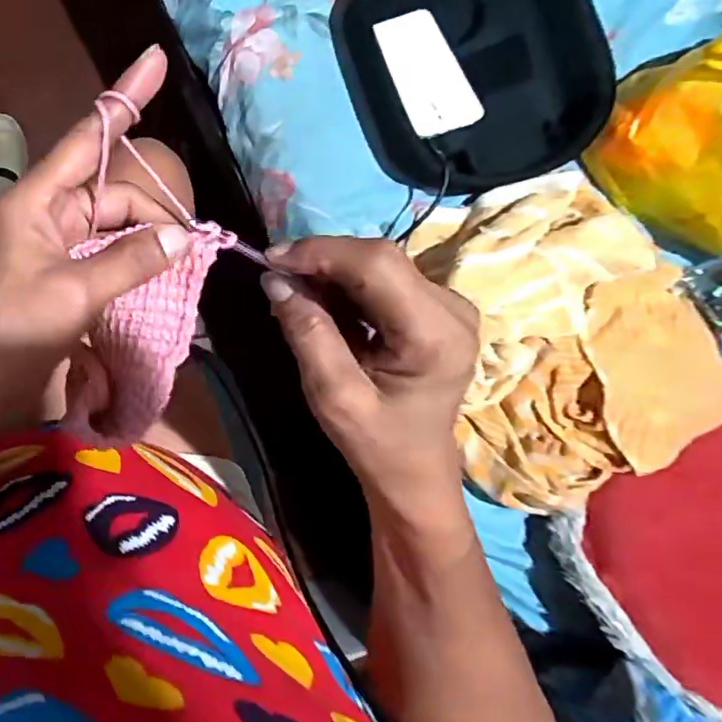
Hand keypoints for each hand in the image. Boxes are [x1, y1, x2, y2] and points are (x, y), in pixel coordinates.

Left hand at [0, 46, 192, 402]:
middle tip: (190, 235)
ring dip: (146, 229)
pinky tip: (161, 258)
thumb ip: (131, 259)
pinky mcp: (63, 264)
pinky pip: (107, 241)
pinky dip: (134, 248)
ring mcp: (53, 238)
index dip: (122, 99)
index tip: (155, 58)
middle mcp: (44, 210)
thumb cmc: (18, 331)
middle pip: (108, 184)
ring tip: (182, 251)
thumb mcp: (77, 293)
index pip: (84, 137)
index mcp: (34, 201)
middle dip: (150, 202)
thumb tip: (183, 235)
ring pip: (112, 215)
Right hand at [263, 237, 478, 524]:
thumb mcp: (332, 394)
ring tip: (290, 290)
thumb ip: (307, 333)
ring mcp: (447, 305)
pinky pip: (380, 276)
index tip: (269, 262)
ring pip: (377, 262)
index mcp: (435, 334)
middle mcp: (452, 309)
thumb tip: (275, 280)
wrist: (413, 468)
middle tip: (274, 276)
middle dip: (320, 258)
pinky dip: (341, 280)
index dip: (320, 253)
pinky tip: (317, 299)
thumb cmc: (374, 440)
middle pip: (379, 257)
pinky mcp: (434, 307)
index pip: (377, 265)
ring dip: (327, 268)